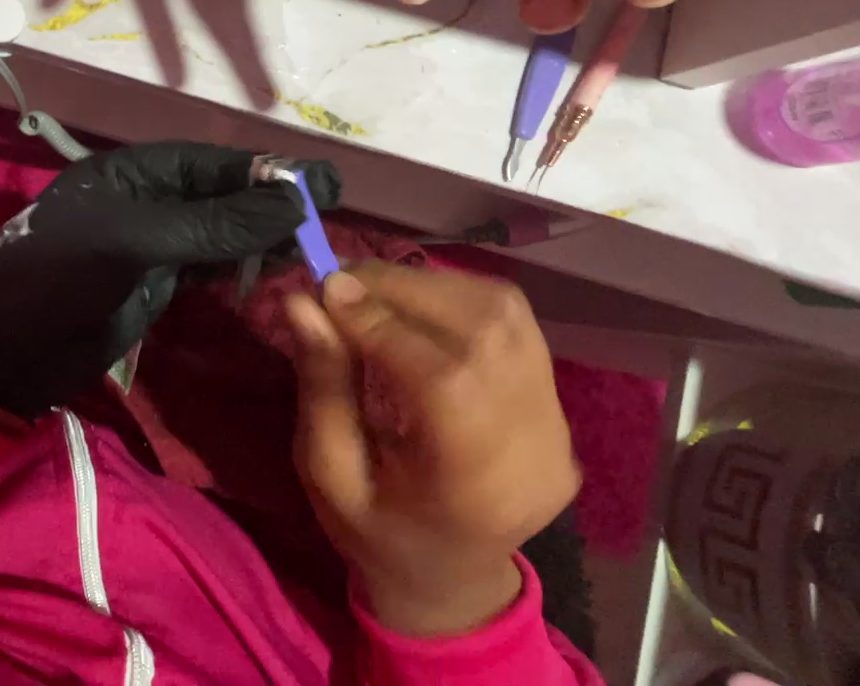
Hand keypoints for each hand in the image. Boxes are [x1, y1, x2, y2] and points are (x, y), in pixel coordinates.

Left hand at [0, 143, 337, 422]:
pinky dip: (238, 267)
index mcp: (130, 174)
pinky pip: (206, 266)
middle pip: (218, 194)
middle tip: (331, 212)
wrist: (3, 350)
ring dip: (260, 236)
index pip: (210, 162)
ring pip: (217, 231)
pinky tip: (272, 270)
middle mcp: (142, 201)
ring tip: (313, 243)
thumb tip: (294, 200)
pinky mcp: (151, 283)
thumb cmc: (57, 279)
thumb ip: (212, 224)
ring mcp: (148, 244)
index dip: (265, 170)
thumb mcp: (133, 242)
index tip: (324, 181)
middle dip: (269, 203)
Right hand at [285, 264, 579, 636]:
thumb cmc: (373, 531)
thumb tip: (301, 302)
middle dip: (402, 290)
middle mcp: (534, 450)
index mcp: (471, 487)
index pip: (444, 380)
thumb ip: (320, 385)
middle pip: (483, 333)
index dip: (382, 322)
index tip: (323, 289)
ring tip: (370, 290)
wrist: (449, 576)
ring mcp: (557, 426)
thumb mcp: (325, 470)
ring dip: (429, 286)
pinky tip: (412, 307)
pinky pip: (513, 325)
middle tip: (339, 282)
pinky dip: (456, 298)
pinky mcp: (558, 406)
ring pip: (503, 316)